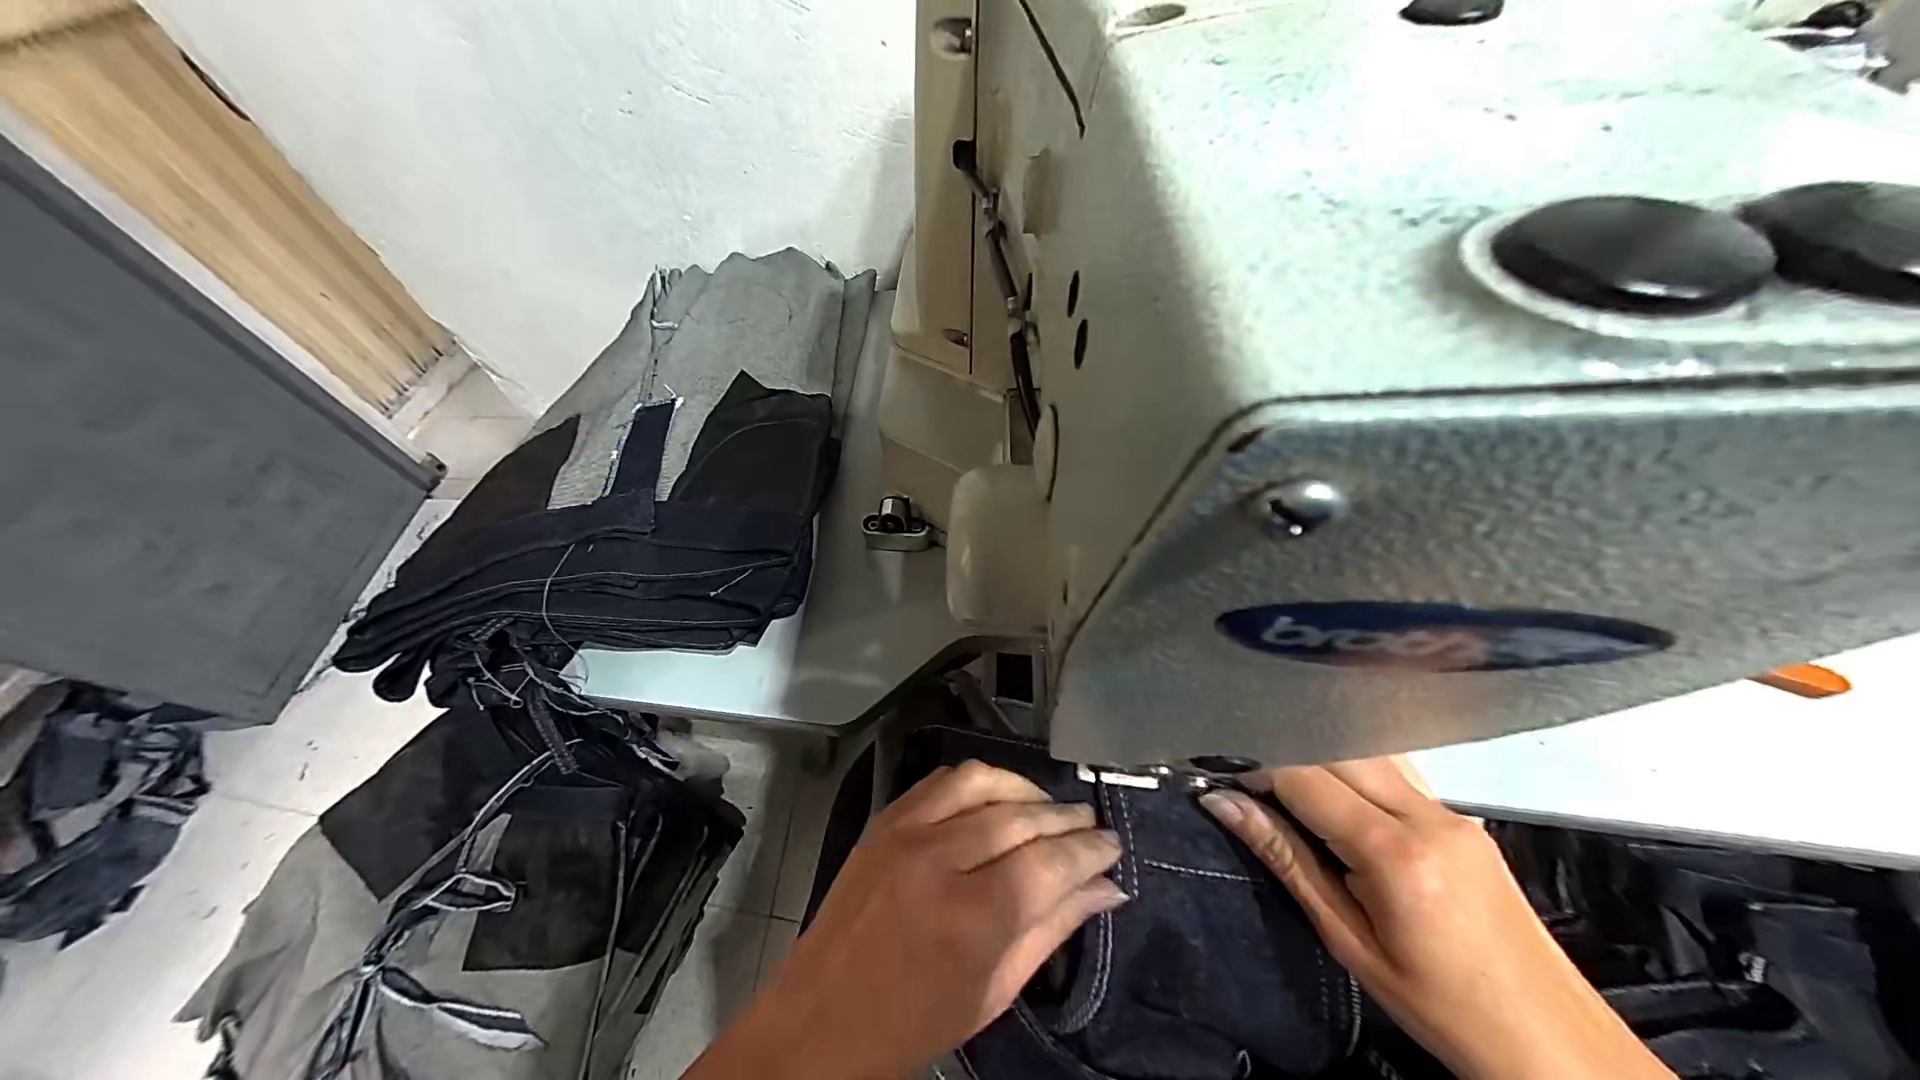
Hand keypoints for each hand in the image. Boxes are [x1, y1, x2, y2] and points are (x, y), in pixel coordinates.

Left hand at [684, 761, 1127, 1079]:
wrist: (820, 1019)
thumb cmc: (914, 1023)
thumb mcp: (994, 992)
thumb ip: (1052, 928)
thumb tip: (1107, 887)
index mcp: (969, 918)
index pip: (1048, 864)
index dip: (1089, 850)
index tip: (1113, 845)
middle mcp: (937, 861)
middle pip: (1020, 817)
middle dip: (1065, 819)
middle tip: (1091, 824)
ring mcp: (904, 832)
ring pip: (982, 783)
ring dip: (1025, 789)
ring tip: (1048, 808)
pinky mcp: (884, 820)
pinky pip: (941, 780)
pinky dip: (978, 780)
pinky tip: (997, 797)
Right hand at [1200, 757, 1673, 1079]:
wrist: (1557, 1045)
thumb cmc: (1444, 1009)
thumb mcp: (1348, 941)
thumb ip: (1286, 859)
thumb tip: (1222, 802)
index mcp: (1397, 853)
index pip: (1304, 774)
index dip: (1253, 764)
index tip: (1219, 773)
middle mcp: (1429, 816)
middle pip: (1336, 744)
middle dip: (1282, 747)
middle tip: (1242, 772)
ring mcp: (1452, 812)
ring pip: (1367, 747)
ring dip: (1317, 752)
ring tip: (1281, 779)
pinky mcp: (1464, 817)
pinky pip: (1394, 768)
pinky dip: (1351, 764)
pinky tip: (1332, 789)